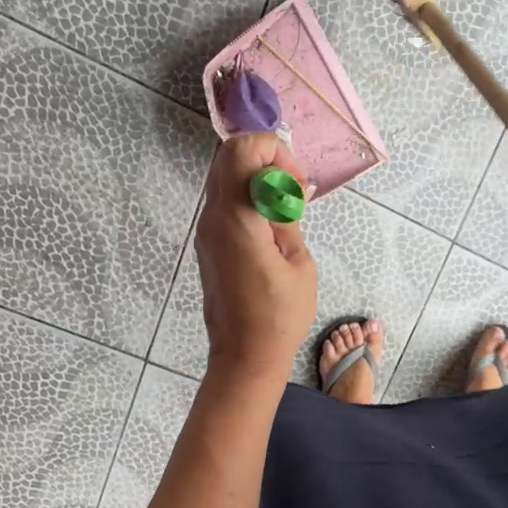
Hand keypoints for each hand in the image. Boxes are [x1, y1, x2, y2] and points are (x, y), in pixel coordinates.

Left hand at [196, 132, 318, 379]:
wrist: (246, 355)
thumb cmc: (280, 317)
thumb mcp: (300, 265)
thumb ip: (288, 221)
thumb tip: (282, 197)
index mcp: (238, 219)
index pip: (244, 151)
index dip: (276, 152)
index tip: (298, 183)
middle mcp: (214, 218)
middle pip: (229, 156)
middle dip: (265, 159)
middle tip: (292, 188)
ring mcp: (206, 231)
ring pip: (225, 178)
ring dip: (256, 179)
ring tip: (285, 209)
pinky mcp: (209, 245)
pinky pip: (225, 204)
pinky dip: (248, 199)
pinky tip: (271, 226)